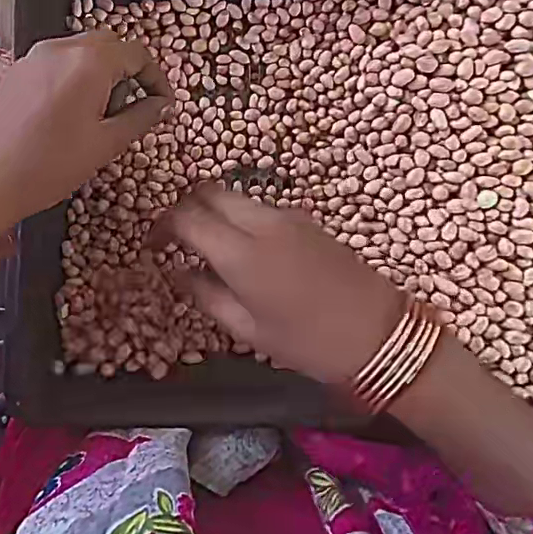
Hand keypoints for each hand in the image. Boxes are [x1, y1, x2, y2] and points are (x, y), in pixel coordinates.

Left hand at [0, 31, 170, 245]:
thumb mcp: (105, 144)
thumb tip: (163, 105)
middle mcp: (61, 47)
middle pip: (109, 45)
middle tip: (133, 109)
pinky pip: (57, 63)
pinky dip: (75, 78)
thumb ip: (141, 117)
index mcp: (89, 61)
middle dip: (129, 72)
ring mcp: (34, 57)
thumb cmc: (49, 165)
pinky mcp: (16, 71)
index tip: (163, 105)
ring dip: (102, 75)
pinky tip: (70, 116)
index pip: (137, 53)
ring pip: (82, 52)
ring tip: (101, 117)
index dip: (156, 78)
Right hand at [154, 185, 403, 385]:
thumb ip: (206, 294)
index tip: (153, 244)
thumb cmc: (307, 342)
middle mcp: (262, 222)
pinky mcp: (306, 219)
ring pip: (236, 197)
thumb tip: (178, 270)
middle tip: (176, 237)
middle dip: (186, 207)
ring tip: (209, 246)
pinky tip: (245, 250)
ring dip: (215, 212)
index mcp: (242, 253)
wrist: (379, 333)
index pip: (187, 216)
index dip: (162, 225)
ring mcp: (288, 216)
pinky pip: (261, 208)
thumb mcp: (248, 329)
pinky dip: (241, 218)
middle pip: (209, 192)